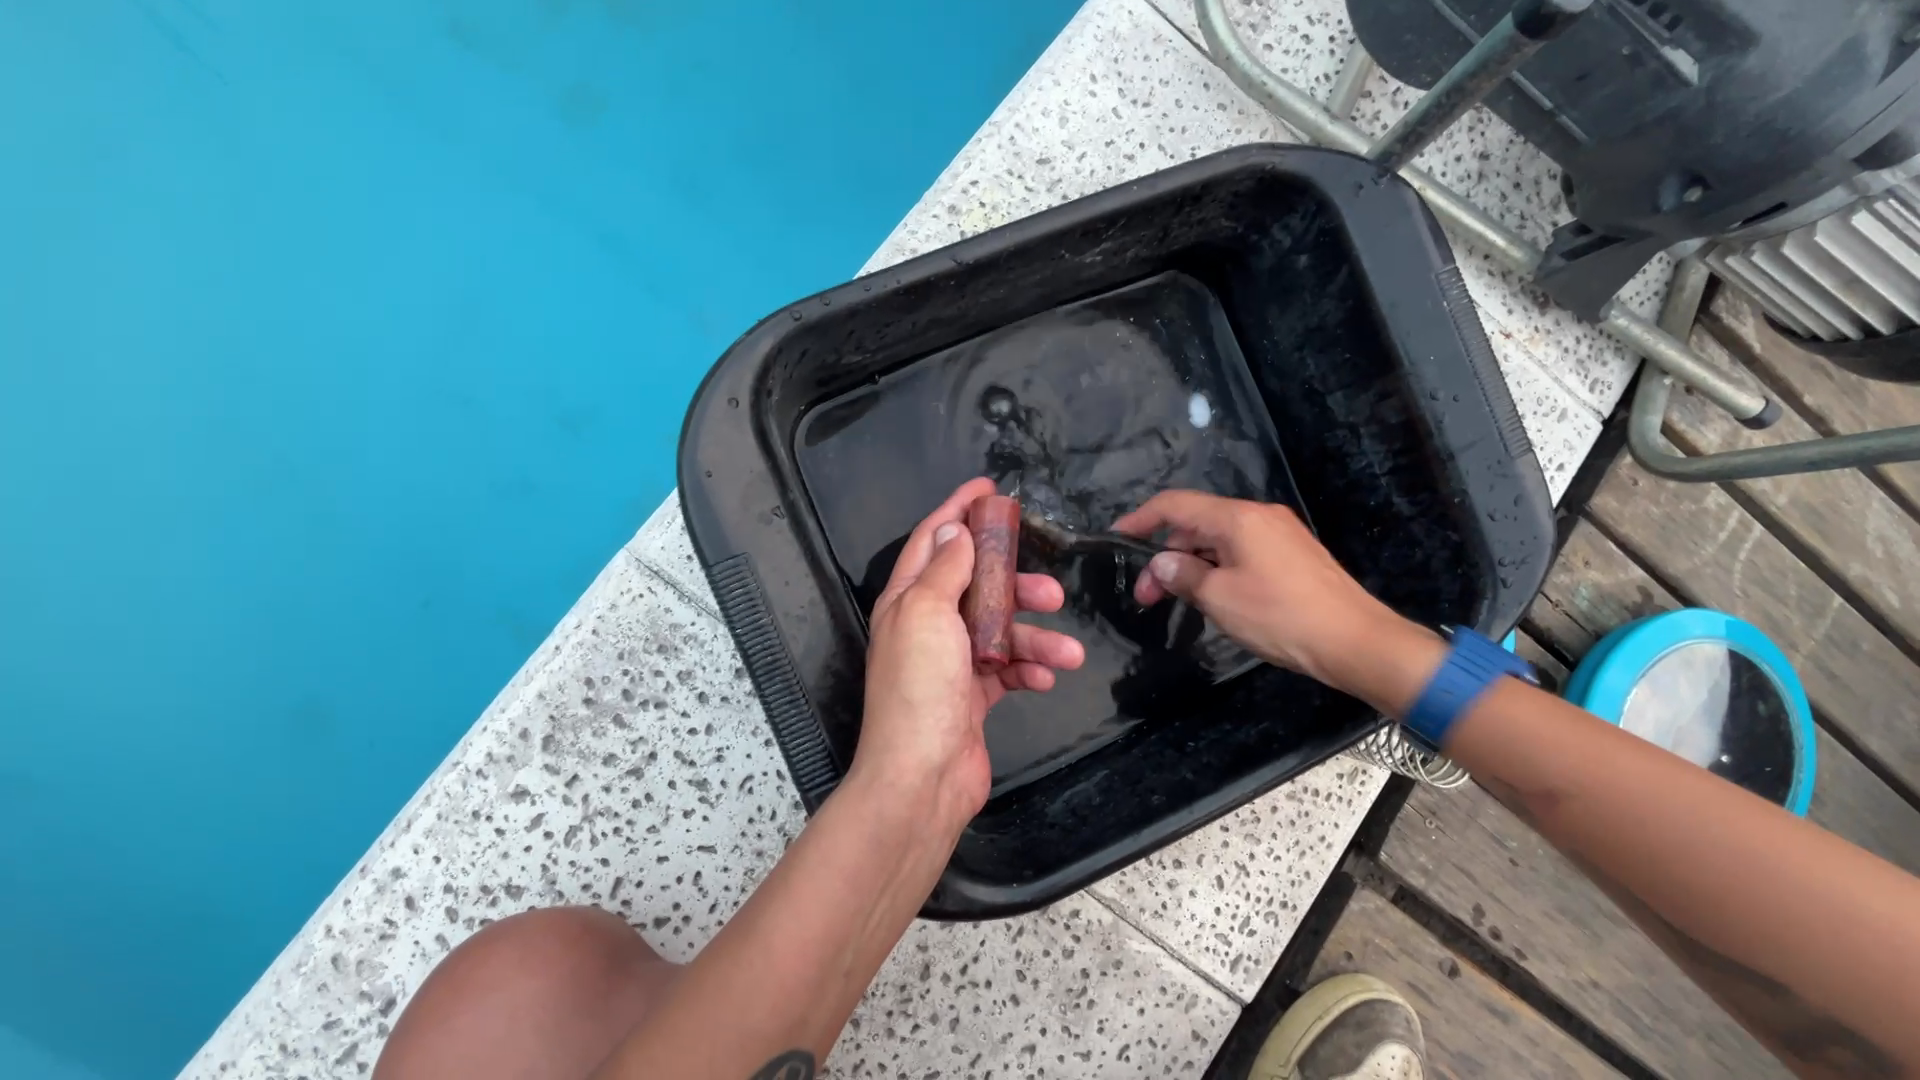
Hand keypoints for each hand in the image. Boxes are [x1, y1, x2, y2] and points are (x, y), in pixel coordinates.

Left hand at [854, 478, 1085, 829]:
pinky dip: (1029, 671)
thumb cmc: (919, 689)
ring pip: (1001, 632)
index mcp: (908, 600)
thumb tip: (953, 530)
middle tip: (1051, 590)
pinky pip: (1007, 670)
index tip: (991, 489)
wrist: (921, 778)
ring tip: (1068, 652)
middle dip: (1017, 585)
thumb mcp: (927, 614)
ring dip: (1037, 639)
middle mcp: (927, 626)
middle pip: (978, 586)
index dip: (959, 510)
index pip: (933, 540)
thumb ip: (945, 569)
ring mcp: (950, 663)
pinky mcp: (972, 696)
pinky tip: (1046, 678)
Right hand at [1114, 491, 1433, 698]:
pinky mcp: (1292, 555)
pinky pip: (1240, 551)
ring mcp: (1279, 534)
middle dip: (1165, 554)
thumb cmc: (1281, 617)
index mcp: (1238, 518)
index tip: (1115, 539)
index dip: (1139, 519)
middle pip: (1196, 523)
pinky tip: (1211, 597)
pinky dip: (1216, 568)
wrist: (1356, 641)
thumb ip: (1183, 575)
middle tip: (1146, 596)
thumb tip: (1160, 563)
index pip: (1175, 504)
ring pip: (1218, 539)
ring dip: (1190, 565)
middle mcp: (1258, 515)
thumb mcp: (1220, 598)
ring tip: (1177, 602)